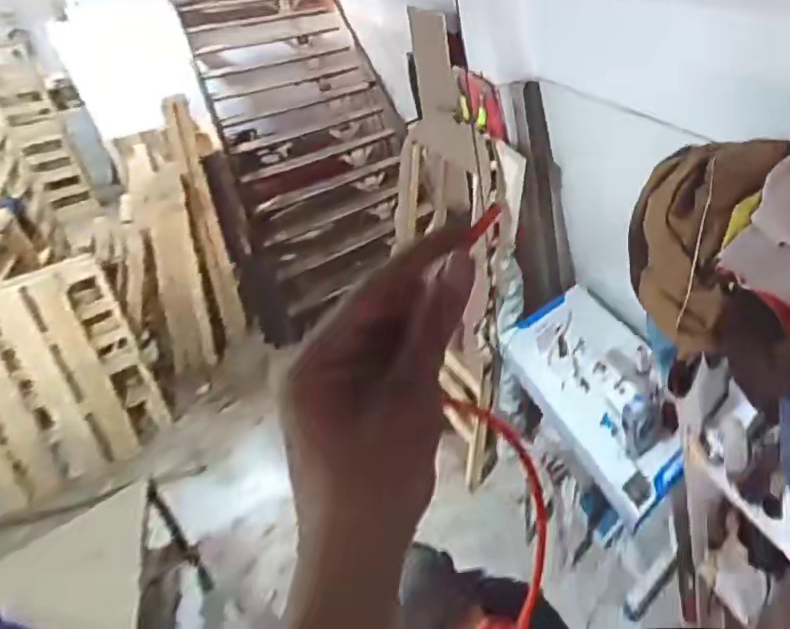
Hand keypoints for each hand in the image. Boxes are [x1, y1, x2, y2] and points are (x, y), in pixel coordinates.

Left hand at [283, 223, 473, 627]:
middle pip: (380, 306)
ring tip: (465, 303)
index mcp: (316, 356)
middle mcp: (318, 358)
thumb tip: (461, 259)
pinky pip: (390, 353)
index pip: (375, 289)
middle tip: (474, 265)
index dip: (423, 256)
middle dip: (427, 289)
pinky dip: (420, 346)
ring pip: (389, 328)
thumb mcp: (411, 395)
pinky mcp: (352, 393)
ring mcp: (333, 377)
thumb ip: (435, 324)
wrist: (358, 562)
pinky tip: (446, 340)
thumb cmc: (378, 482)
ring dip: (427, 318)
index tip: (465, 227)